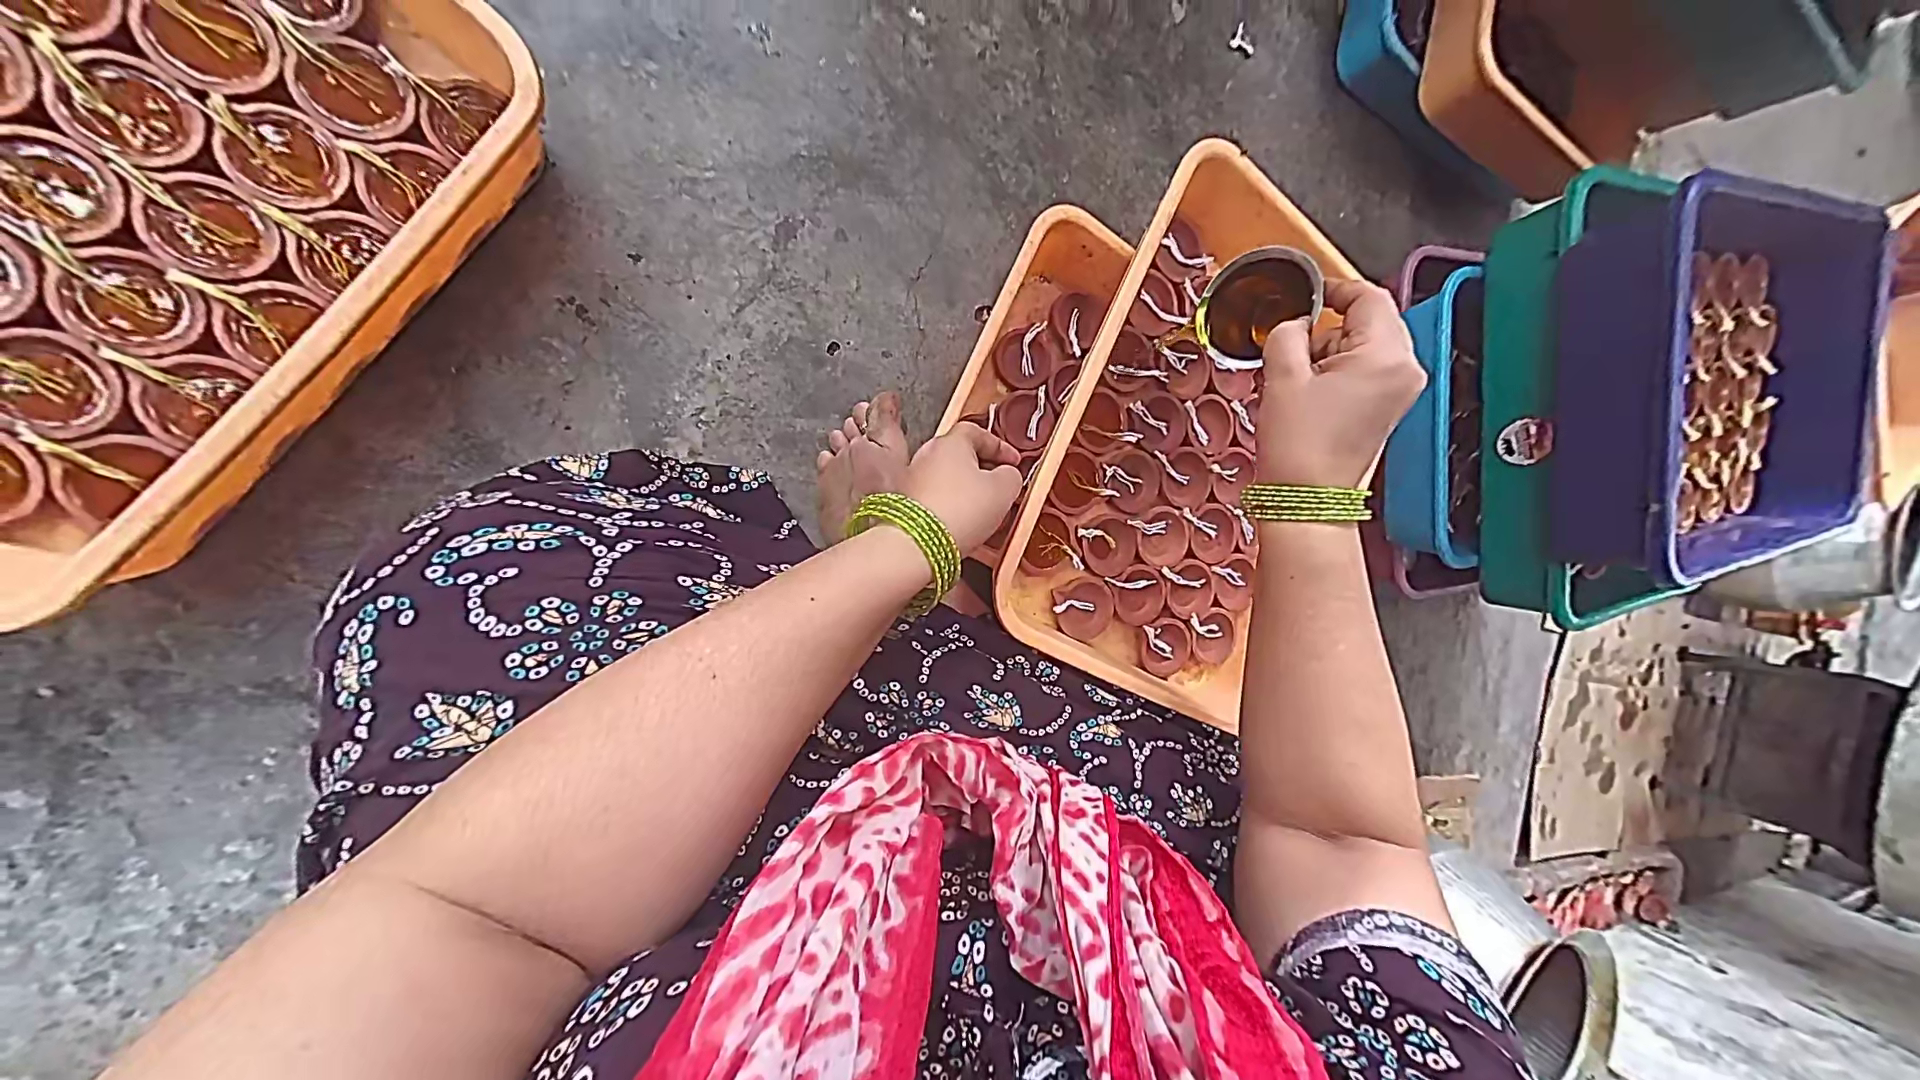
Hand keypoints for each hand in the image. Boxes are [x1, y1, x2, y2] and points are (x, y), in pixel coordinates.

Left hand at [902, 422, 1022, 552]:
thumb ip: (1012, 476)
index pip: (978, 432)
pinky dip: (953, 508)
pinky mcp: (908, 507)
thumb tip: (1009, 476)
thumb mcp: (1004, 488)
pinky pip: (937, 501)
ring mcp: (913, 481)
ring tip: (986, 511)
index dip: (1000, 446)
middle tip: (1002, 486)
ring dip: (968, 492)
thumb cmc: (959, 510)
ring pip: (949, 481)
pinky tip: (966, 525)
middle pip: (961, 457)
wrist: (919, 544)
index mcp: (950, 442)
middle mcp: (926, 456)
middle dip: (984, 471)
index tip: (1013, 460)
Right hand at [1256, 279, 1425, 487]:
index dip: (1334, 290)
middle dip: (1325, 332)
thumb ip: (1286, 334)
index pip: (1368, 298)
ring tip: (1296, 383)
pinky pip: (1364, 372)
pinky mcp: (1387, 408)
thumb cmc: (1299, 447)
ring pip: (1363, 348)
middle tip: (1290, 352)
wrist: (1307, 499)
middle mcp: (1405, 370)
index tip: (1308, 295)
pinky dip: (1335, 374)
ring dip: (1327, 355)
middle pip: (1369, 322)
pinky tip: (1308, 395)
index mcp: (1387, 356)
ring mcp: (1400, 391)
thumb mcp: (1282, 378)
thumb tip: (1293, 323)